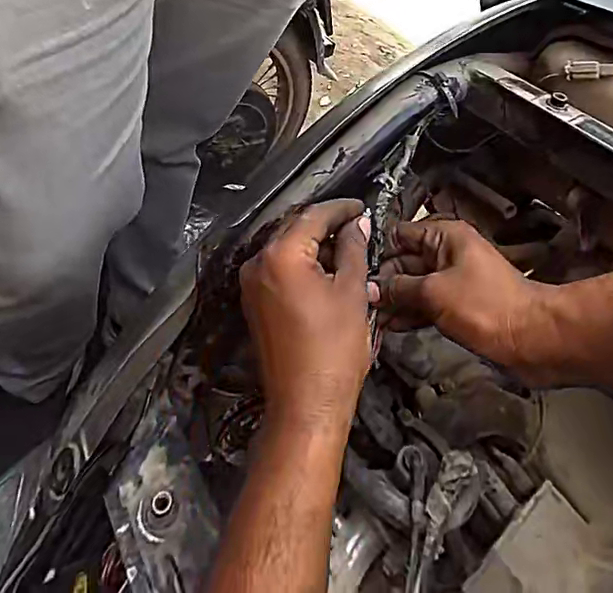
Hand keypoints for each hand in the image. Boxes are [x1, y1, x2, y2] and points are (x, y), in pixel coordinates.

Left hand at [240, 198, 373, 429]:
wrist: (305, 405)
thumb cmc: (332, 354)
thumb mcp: (352, 293)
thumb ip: (353, 249)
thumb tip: (358, 225)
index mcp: (280, 256)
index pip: (312, 215)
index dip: (341, 208)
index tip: (360, 207)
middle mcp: (257, 264)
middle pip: (295, 228)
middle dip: (326, 224)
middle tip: (357, 226)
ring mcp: (251, 283)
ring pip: (286, 248)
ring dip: (314, 244)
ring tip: (347, 249)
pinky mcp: (254, 301)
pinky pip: (278, 268)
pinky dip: (301, 263)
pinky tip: (326, 270)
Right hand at [369, 216, 553, 382]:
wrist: (534, 339)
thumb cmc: (488, 307)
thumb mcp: (434, 292)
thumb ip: (399, 288)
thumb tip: (371, 288)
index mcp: (445, 236)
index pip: (400, 234)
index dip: (378, 250)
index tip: (355, 268)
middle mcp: (447, 252)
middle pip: (404, 260)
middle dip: (383, 279)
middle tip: (359, 299)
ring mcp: (453, 280)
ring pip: (413, 284)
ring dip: (394, 300)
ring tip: (370, 316)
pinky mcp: (458, 305)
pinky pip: (426, 303)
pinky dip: (410, 312)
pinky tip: (390, 325)